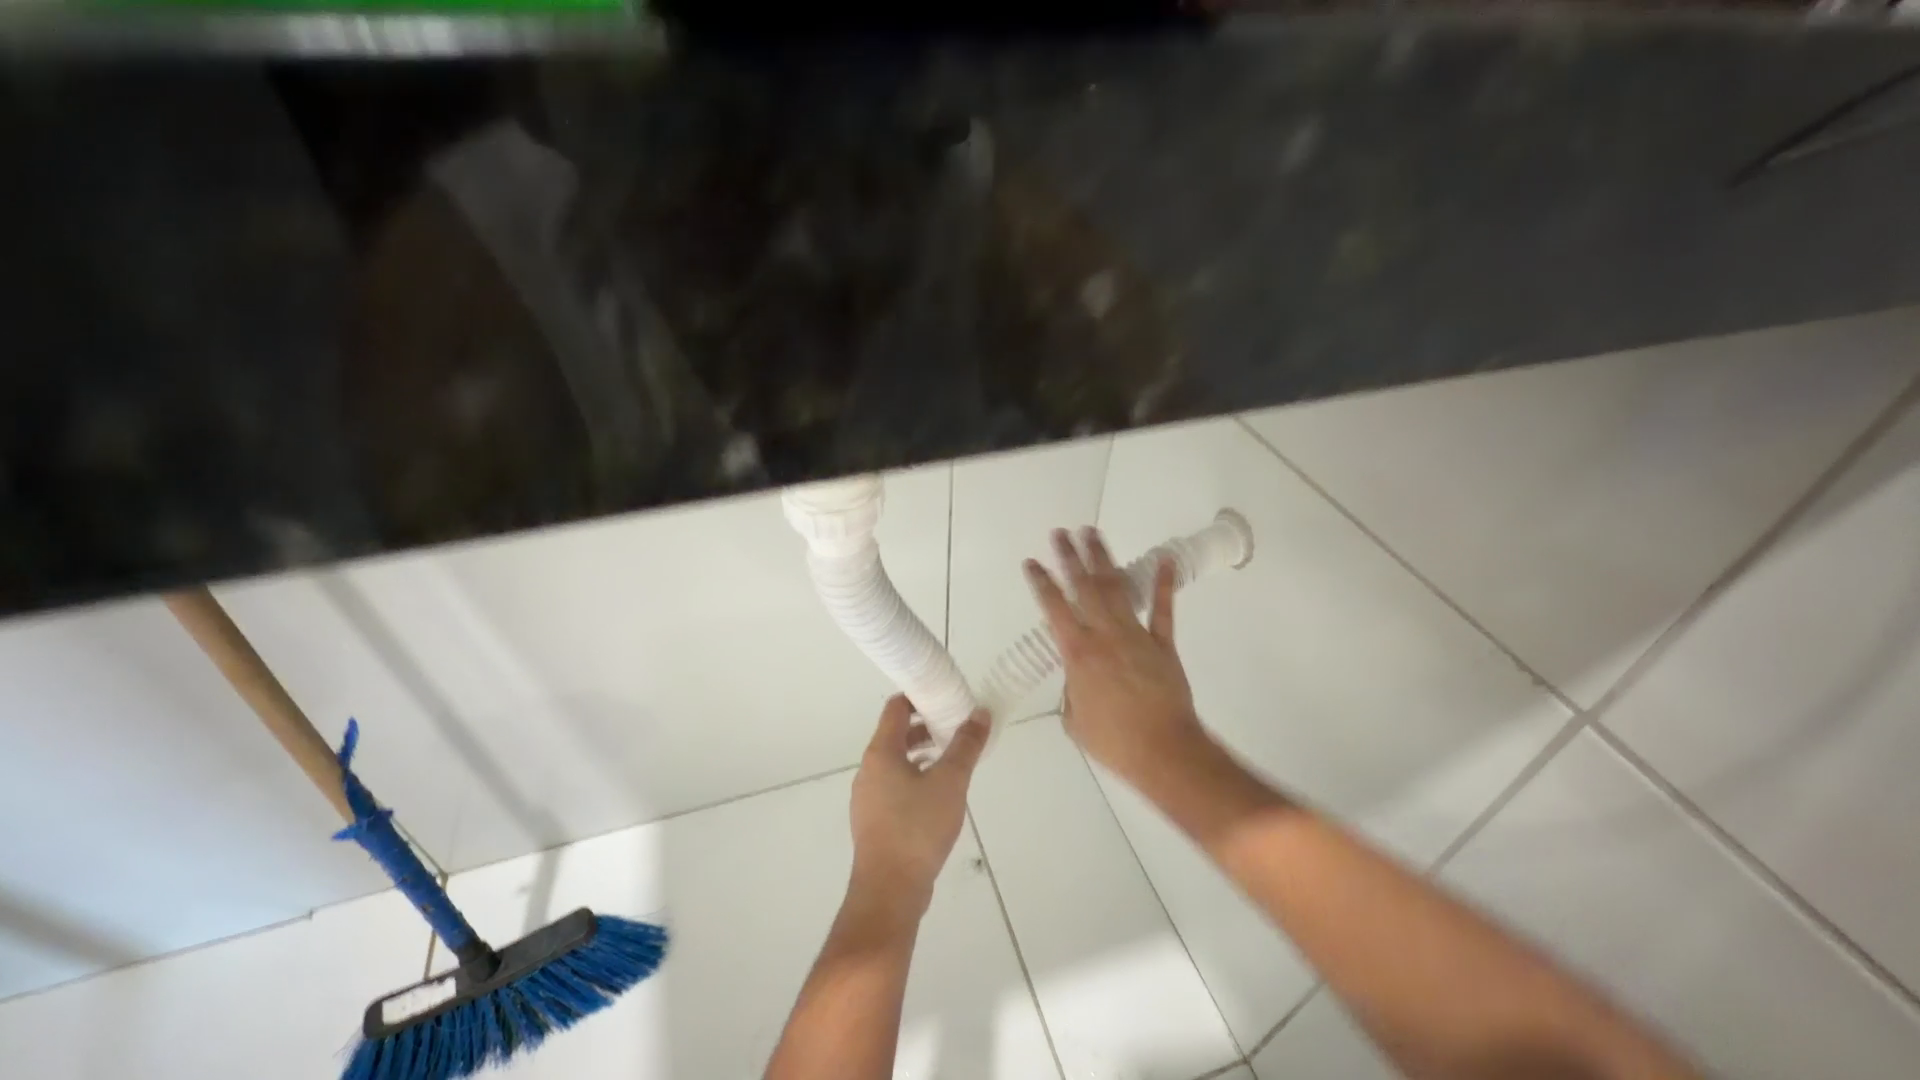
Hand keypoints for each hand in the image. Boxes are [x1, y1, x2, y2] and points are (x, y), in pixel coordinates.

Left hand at [848, 696, 987, 917]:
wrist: (890, 888)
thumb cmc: (918, 827)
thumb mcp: (950, 782)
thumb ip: (966, 745)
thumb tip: (980, 712)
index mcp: (881, 753)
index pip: (895, 708)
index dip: (919, 696)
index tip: (946, 695)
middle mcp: (868, 770)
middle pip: (895, 735)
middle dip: (925, 726)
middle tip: (956, 726)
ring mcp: (868, 797)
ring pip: (895, 763)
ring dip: (922, 754)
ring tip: (952, 758)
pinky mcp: (875, 820)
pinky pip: (895, 786)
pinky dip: (915, 778)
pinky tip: (938, 794)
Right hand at [1025, 527, 1208, 786]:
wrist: (1163, 751)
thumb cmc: (1112, 741)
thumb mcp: (1075, 720)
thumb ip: (1073, 691)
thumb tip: (1078, 680)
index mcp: (1078, 654)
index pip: (1054, 609)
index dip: (1041, 583)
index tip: (1032, 562)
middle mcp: (1104, 636)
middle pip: (1084, 588)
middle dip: (1070, 558)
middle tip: (1060, 534)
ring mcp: (1136, 636)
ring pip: (1117, 589)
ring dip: (1103, 560)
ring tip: (1092, 535)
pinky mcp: (1163, 645)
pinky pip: (1163, 610)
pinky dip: (1164, 584)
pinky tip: (1164, 560)